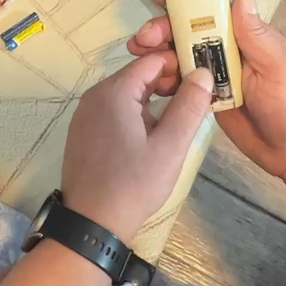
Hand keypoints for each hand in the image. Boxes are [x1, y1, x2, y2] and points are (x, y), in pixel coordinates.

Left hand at [61, 53, 215, 237]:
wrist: (91, 224)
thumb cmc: (134, 184)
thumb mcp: (170, 146)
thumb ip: (189, 106)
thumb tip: (203, 72)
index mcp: (115, 91)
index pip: (152, 61)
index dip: (179, 65)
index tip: (202, 79)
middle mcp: (95, 95)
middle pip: (137, 75)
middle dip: (167, 82)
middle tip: (195, 101)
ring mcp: (85, 113)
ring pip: (126, 93)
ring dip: (152, 100)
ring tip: (178, 120)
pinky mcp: (83, 131)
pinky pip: (113, 110)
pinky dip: (135, 113)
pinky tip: (151, 135)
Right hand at [127, 0, 285, 187]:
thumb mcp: (279, 66)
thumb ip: (256, 34)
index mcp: (246, 36)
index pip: (211, 10)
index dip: (184, 1)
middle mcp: (228, 50)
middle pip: (188, 32)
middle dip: (162, 29)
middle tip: (142, 39)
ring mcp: (216, 75)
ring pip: (180, 56)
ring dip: (157, 54)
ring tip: (137, 57)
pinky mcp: (207, 97)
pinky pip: (181, 84)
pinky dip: (164, 79)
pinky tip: (150, 82)